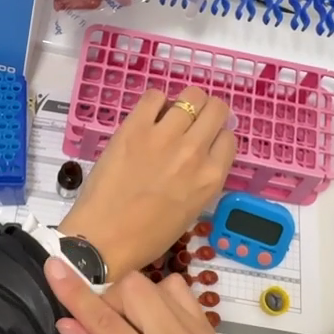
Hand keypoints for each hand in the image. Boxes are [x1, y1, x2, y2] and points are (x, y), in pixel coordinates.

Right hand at [47, 258, 234, 333]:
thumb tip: (67, 324)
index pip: (108, 325)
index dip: (77, 295)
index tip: (54, 268)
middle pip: (134, 289)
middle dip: (109, 299)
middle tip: (105, 327)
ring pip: (154, 283)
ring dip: (132, 298)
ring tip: (131, 328)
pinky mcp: (208, 326)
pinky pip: (176, 287)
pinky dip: (156, 295)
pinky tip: (153, 321)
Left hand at [59, 85, 235, 275]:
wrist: (104, 237)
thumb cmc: (147, 235)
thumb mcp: (191, 211)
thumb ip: (200, 179)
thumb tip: (199, 156)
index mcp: (211, 177)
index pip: (228, 138)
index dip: (217, 136)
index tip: (205, 139)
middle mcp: (194, 152)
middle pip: (216, 109)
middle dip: (208, 111)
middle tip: (192, 120)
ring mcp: (165, 136)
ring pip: (191, 96)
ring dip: (184, 103)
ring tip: (170, 115)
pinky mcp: (135, 127)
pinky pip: (154, 96)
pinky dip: (156, 101)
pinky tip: (149, 115)